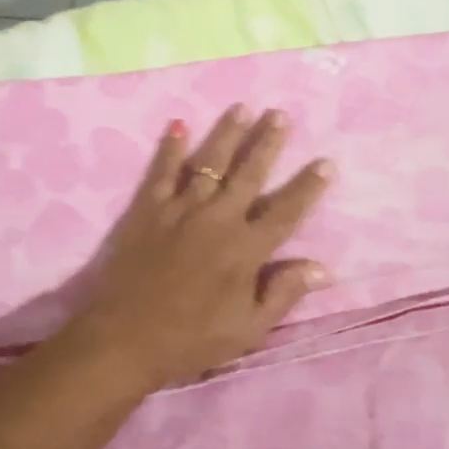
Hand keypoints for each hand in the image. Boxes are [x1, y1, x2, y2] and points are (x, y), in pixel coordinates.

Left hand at [56, 105, 334, 392]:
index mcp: (246, 249)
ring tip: (241, 108)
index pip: (286, 210)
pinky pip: (162, 170)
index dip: (307, 187)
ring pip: (209, 162)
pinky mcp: (147, 208)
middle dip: (267, 142)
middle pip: (248, 173)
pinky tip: (178, 125)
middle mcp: (218, 218)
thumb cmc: (190, 340)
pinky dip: (170, 146)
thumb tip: (322, 268)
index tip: (325, 162)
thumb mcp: (247, 330)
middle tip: (280, 114)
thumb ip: (283, 294)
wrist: (122, 337)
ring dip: (227, 133)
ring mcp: (180, 209)